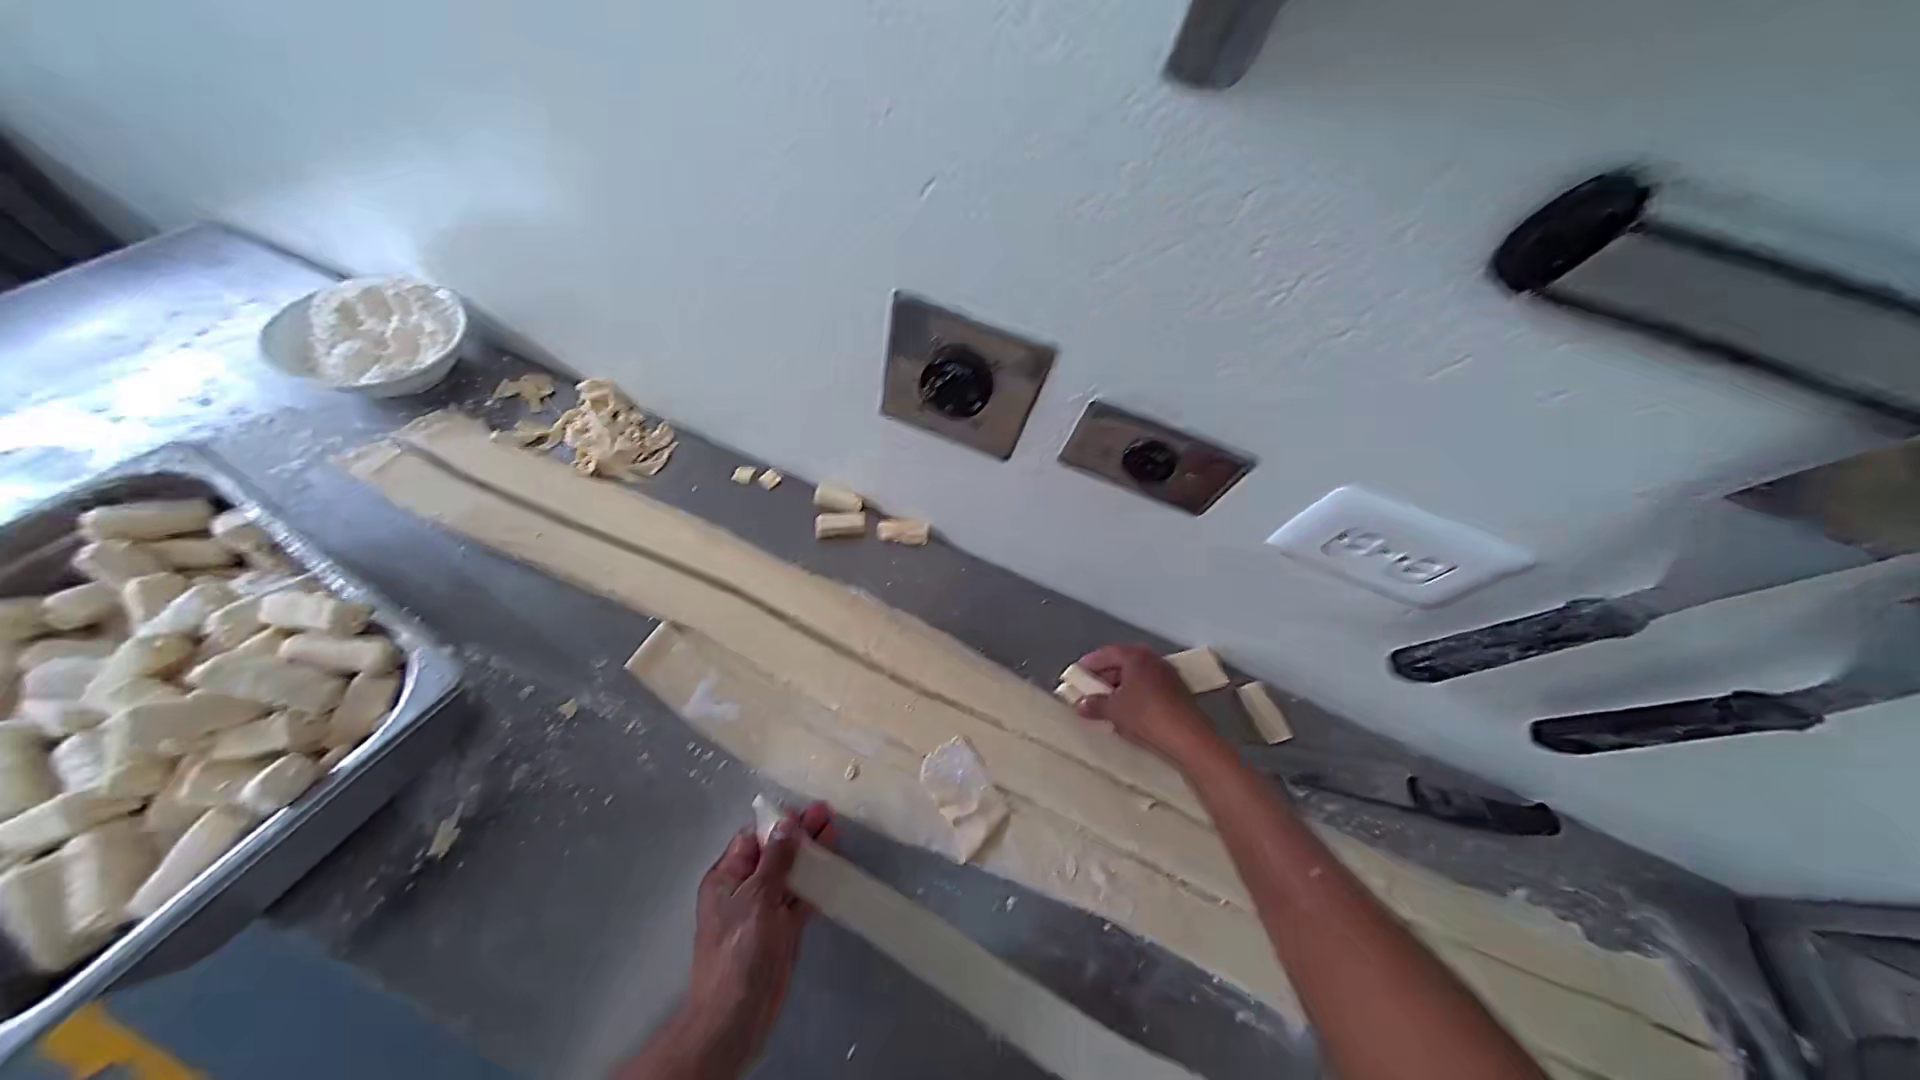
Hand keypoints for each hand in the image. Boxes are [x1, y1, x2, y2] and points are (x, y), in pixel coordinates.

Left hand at [685, 803, 835, 1054]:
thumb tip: (786, 823)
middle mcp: (746, 889)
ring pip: (792, 873)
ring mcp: (766, 909)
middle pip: (776, 853)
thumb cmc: (739, 949)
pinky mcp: (784, 929)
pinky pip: (802, 898)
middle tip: (828, 813)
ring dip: (812, 854)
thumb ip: (775, 859)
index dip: (779, 822)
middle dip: (800, 833)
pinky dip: (817, 882)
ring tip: (836, 833)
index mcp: (727, 877)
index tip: (805, 810)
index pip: (752, 839)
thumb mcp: (756, 897)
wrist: (738, 1013)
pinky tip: (835, 867)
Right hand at [1074, 645, 1224, 765]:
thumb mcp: (1114, 711)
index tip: (1076, 674)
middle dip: (1104, 676)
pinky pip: (1150, 688)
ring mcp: (1169, 675)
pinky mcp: (1179, 692)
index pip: (1106, 654)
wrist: (1189, 738)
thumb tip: (1082, 704)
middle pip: (1123, 663)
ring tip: (1107, 702)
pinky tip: (1129, 711)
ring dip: (1121, 687)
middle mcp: (1154, 660)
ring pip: (1137, 676)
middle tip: (1089, 689)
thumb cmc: (1145, 716)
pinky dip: (1136, 695)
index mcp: (1136, 657)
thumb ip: (1094, 705)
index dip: (1089, 664)